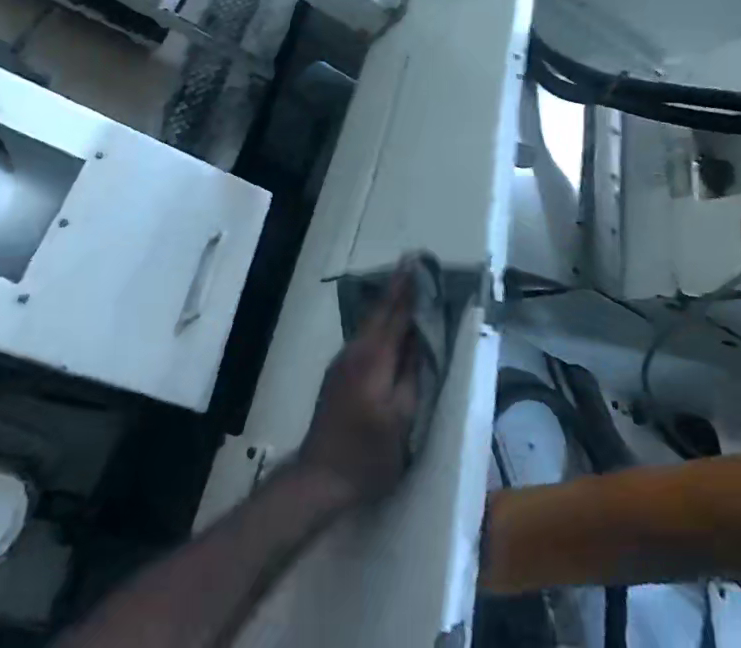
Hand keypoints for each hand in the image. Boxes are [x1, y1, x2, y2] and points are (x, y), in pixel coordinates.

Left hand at [297, 261, 421, 507]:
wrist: (320, 477)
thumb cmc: (369, 455)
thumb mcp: (402, 419)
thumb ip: (412, 375)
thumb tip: (421, 340)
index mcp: (372, 360)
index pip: (395, 315)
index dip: (408, 290)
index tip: (419, 264)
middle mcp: (354, 352)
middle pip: (378, 313)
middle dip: (397, 287)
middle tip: (412, 263)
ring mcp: (342, 362)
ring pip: (369, 324)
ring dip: (388, 304)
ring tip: (407, 287)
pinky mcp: (338, 374)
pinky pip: (364, 338)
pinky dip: (380, 323)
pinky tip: (390, 324)